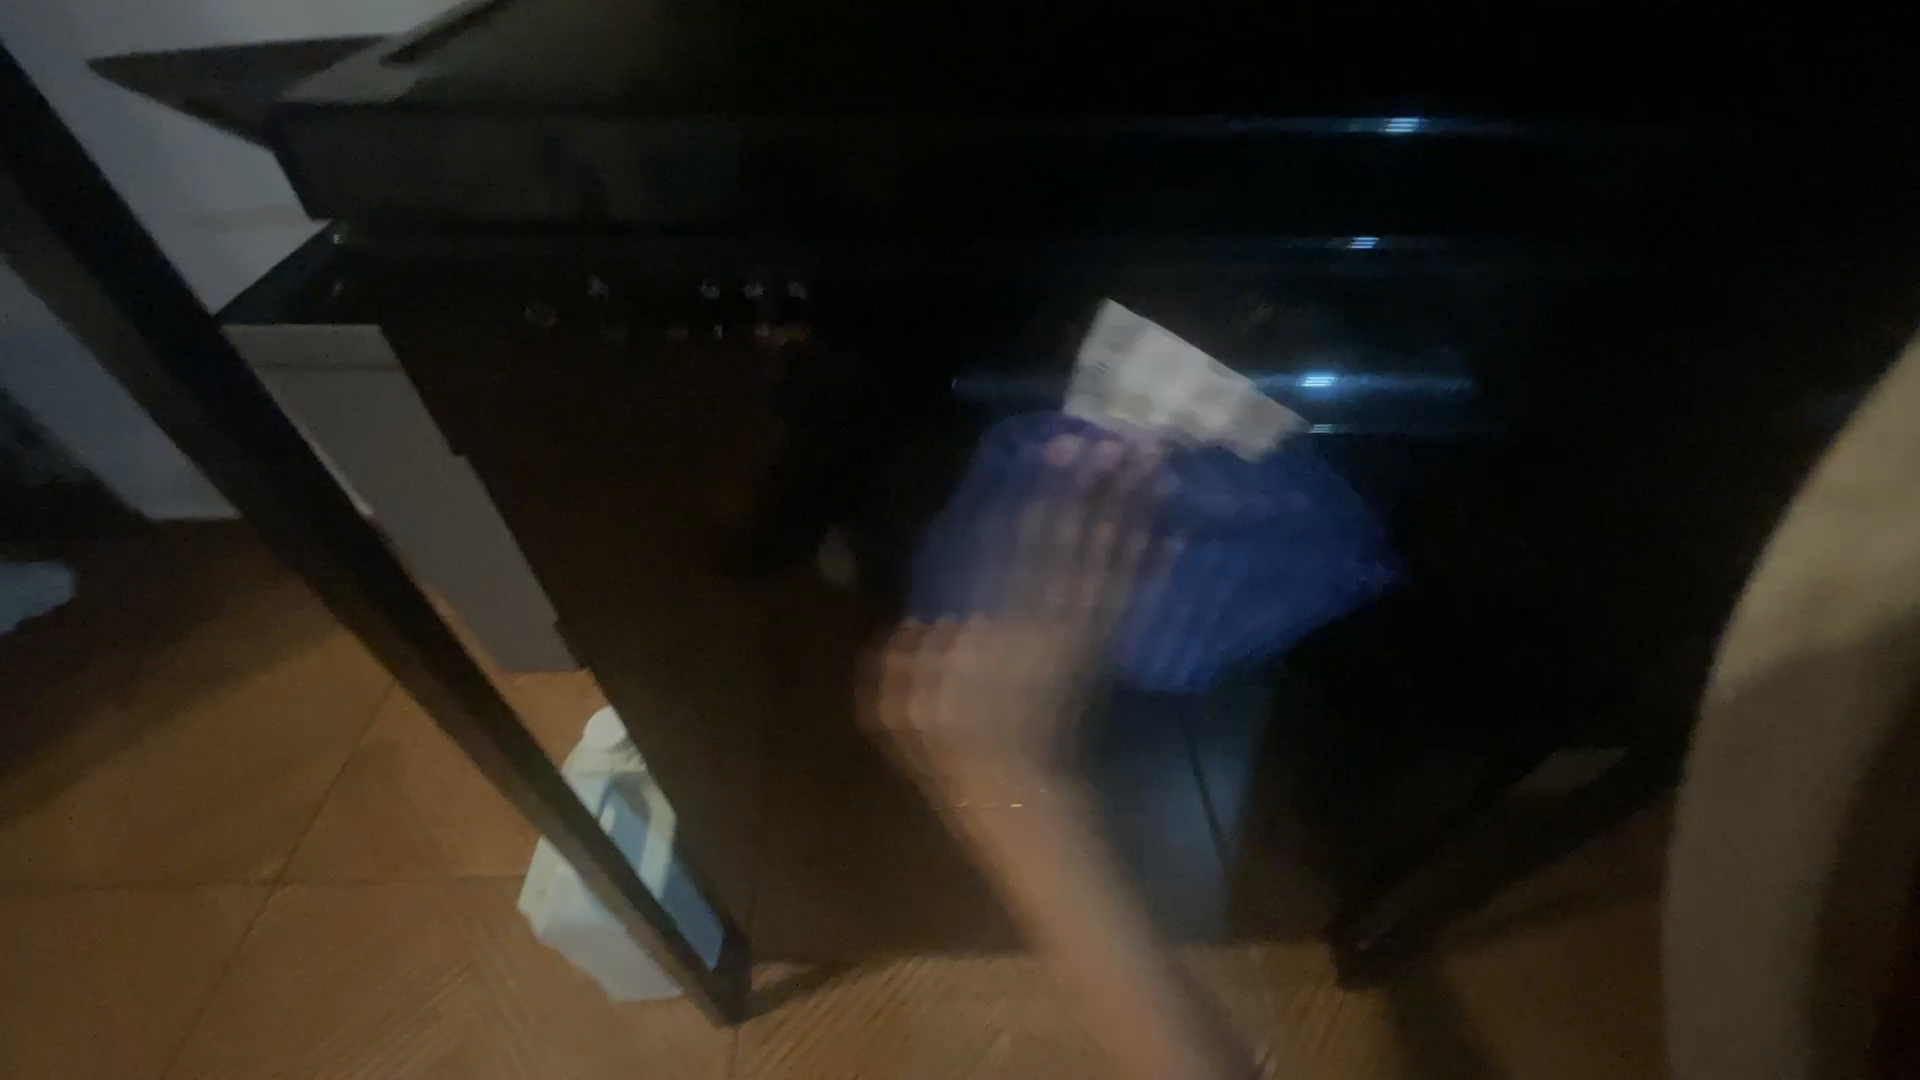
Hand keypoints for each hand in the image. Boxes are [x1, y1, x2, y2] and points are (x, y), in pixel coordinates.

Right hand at [867, 433, 1166, 802]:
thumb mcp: (904, 708)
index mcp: (997, 627)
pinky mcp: (1101, 647)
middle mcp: (1047, 619)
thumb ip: (907, 659)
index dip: (1046, 498)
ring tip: (1153, 466)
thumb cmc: (954, 748)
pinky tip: (1171, 534)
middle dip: (1099, 491)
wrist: (1018, 792)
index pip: (1022, 548)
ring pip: (1108, 562)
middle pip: (1076, 543)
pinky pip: (1129, 599)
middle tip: (1124, 441)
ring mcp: (1081, 632)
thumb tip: (924, 620)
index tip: (1064, 452)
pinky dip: (1151, 565)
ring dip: (1131, 513)